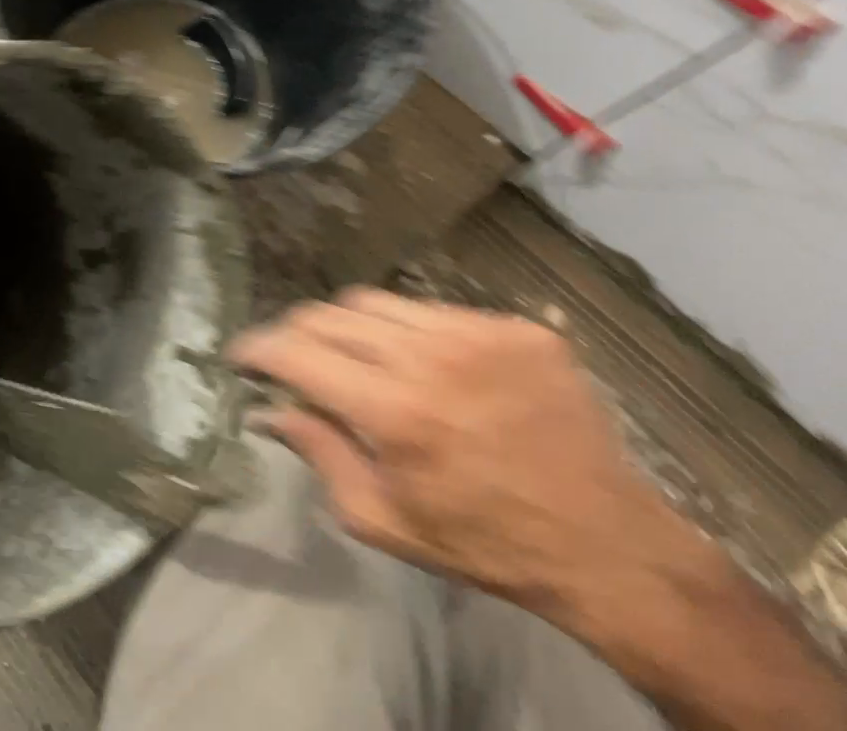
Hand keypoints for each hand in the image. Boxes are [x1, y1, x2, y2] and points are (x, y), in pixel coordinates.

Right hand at [228, 288, 691, 610]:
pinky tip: (418, 366)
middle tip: (288, 360)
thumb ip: (316, 451)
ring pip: (374, 302)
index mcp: (394, 411)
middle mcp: (432, 358)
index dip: (255, 350)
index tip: (239, 359)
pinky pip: (432, 311)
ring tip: (349, 357)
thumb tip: (268, 409)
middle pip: (327, 315)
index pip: (294, 351)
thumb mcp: (377, 517)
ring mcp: (482, 336)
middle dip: (293, 334)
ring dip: (345, 327)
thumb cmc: (479, 542)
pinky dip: (405, 332)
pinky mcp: (521, 330)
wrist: (608, 545)